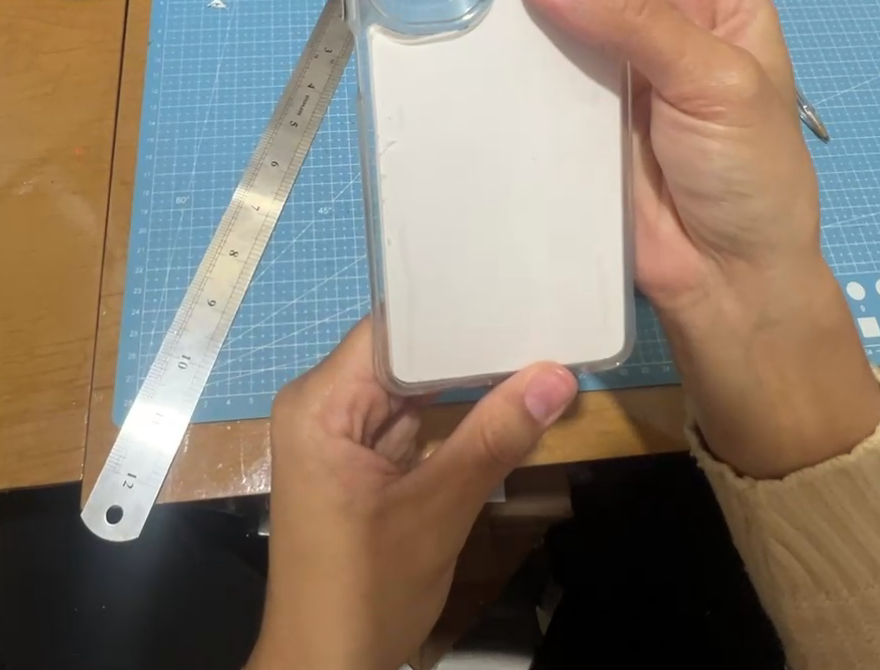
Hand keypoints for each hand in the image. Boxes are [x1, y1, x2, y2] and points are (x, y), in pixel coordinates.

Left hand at [248, 321, 576, 669]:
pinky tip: (501, 390)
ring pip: (410, 385)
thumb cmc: (364, 592)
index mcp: (320, 401)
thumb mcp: (436, 512)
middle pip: (402, 354)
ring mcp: (342, 431)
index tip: (508, 288)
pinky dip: (453, 412)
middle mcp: (324, 403)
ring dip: (464, 377)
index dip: (448, 310)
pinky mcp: (360, 457)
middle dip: (466, 344)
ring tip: (528, 342)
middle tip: (533, 311)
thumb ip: (494, 438)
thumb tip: (558, 375)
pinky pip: (411, 417)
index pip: (390, 331)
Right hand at [521, 0, 879, 478]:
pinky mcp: (566, 120)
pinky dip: (500, 61)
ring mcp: (603, 74)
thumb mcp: (713, 80)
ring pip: (552, 19)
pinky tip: (457, 39)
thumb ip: (634, 20)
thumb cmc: (748, 171)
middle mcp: (650, 24)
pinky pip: (530, 78)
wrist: (724, 280)